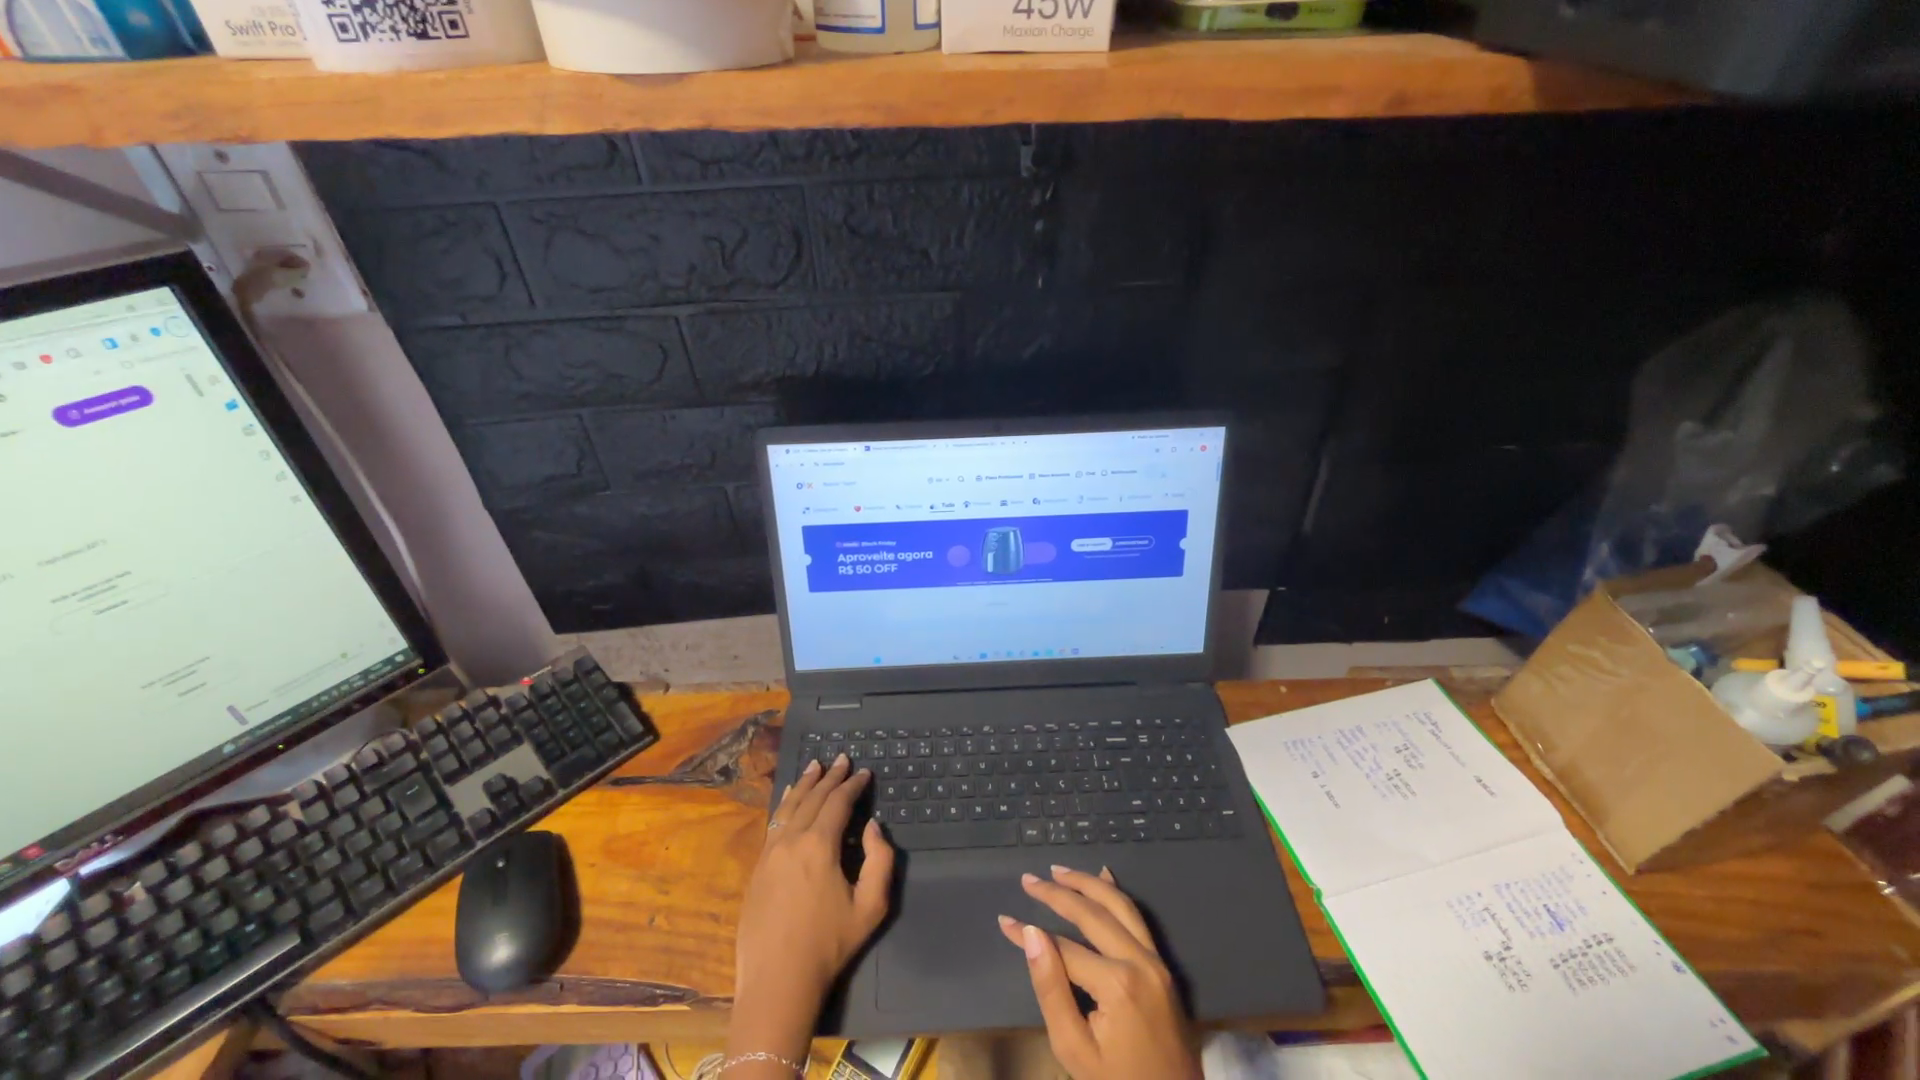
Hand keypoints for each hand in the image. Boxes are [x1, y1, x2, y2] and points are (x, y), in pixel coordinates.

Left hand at [727, 755, 894, 1074]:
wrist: (777, 979)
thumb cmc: (829, 945)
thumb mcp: (871, 906)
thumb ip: (880, 860)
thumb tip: (873, 826)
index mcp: (819, 846)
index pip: (838, 803)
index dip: (853, 785)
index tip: (865, 772)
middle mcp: (791, 840)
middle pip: (812, 799)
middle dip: (829, 778)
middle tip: (842, 760)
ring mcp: (769, 853)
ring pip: (789, 807)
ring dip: (804, 785)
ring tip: (815, 767)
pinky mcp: (757, 868)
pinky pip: (774, 824)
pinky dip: (785, 805)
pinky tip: (789, 800)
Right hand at [999, 865, 1200, 1079]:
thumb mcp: (1073, 1047)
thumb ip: (1051, 988)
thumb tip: (1031, 934)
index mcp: (1116, 983)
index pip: (1062, 946)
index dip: (1029, 933)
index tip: (1003, 921)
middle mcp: (1140, 961)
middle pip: (1093, 914)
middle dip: (1058, 893)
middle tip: (1029, 880)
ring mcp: (1156, 961)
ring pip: (1120, 906)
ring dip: (1088, 883)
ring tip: (1059, 871)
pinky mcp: (1163, 967)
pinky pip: (1139, 919)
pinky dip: (1118, 895)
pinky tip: (1104, 877)